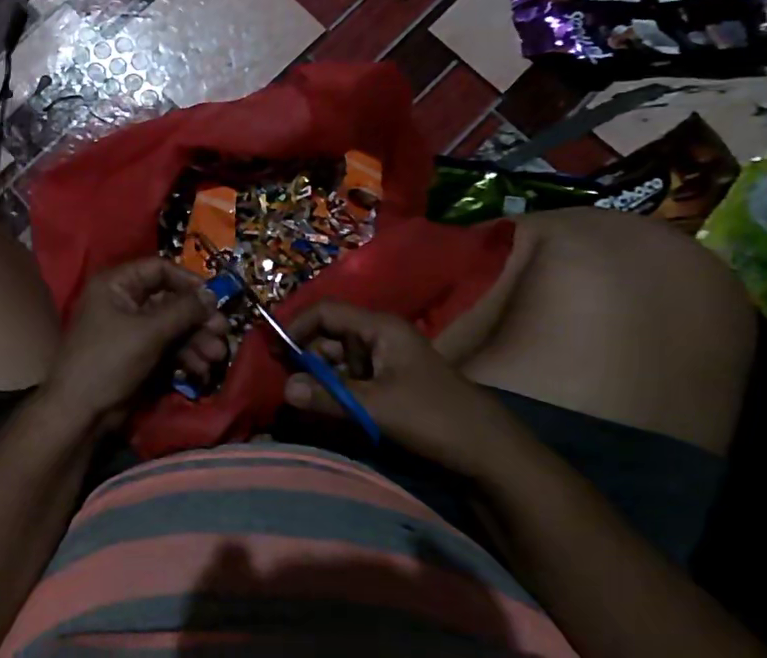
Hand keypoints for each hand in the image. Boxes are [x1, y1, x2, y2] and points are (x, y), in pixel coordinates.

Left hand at [45, 259, 214, 427]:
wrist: (82, 411)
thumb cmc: (110, 359)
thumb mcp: (148, 331)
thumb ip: (183, 310)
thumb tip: (212, 294)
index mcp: (116, 284)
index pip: (158, 269)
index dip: (187, 281)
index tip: (215, 297)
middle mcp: (123, 301)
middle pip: (169, 299)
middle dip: (197, 317)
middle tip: (222, 331)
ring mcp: (131, 329)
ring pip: (171, 326)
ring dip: (196, 339)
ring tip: (216, 356)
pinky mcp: (138, 354)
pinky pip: (167, 346)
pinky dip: (185, 355)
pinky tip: (201, 370)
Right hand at [283, 303, 520, 476]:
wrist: (492, 456)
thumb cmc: (435, 418)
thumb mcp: (377, 407)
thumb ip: (329, 397)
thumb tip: (284, 389)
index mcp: (380, 327)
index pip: (326, 312)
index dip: (296, 326)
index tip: (274, 351)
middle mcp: (381, 336)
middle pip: (330, 335)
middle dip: (306, 356)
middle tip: (286, 381)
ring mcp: (387, 361)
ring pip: (339, 359)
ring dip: (321, 377)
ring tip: (304, 398)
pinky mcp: (391, 384)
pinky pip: (353, 378)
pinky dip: (337, 390)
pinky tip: (327, 408)